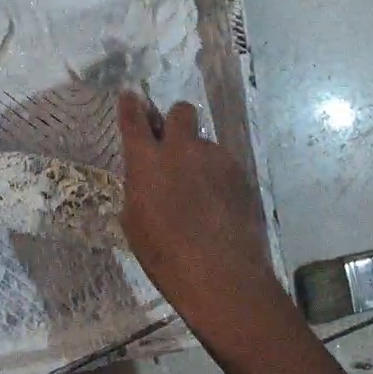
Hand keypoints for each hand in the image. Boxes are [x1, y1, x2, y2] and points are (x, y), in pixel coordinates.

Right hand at [118, 92, 284, 333]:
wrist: (222, 275)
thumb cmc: (165, 256)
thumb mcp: (136, 224)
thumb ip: (140, 190)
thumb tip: (147, 180)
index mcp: (147, 162)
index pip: (134, 120)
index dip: (130, 106)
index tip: (130, 98)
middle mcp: (182, 150)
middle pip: (181, 112)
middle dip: (176, 121)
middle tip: (175, 143)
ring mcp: (216, 158)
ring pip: (206, 144)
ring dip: (200, 159)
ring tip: (202, 194)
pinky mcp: (242, 173)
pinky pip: (225, 165)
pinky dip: (219, 179)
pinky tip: (220, 207)